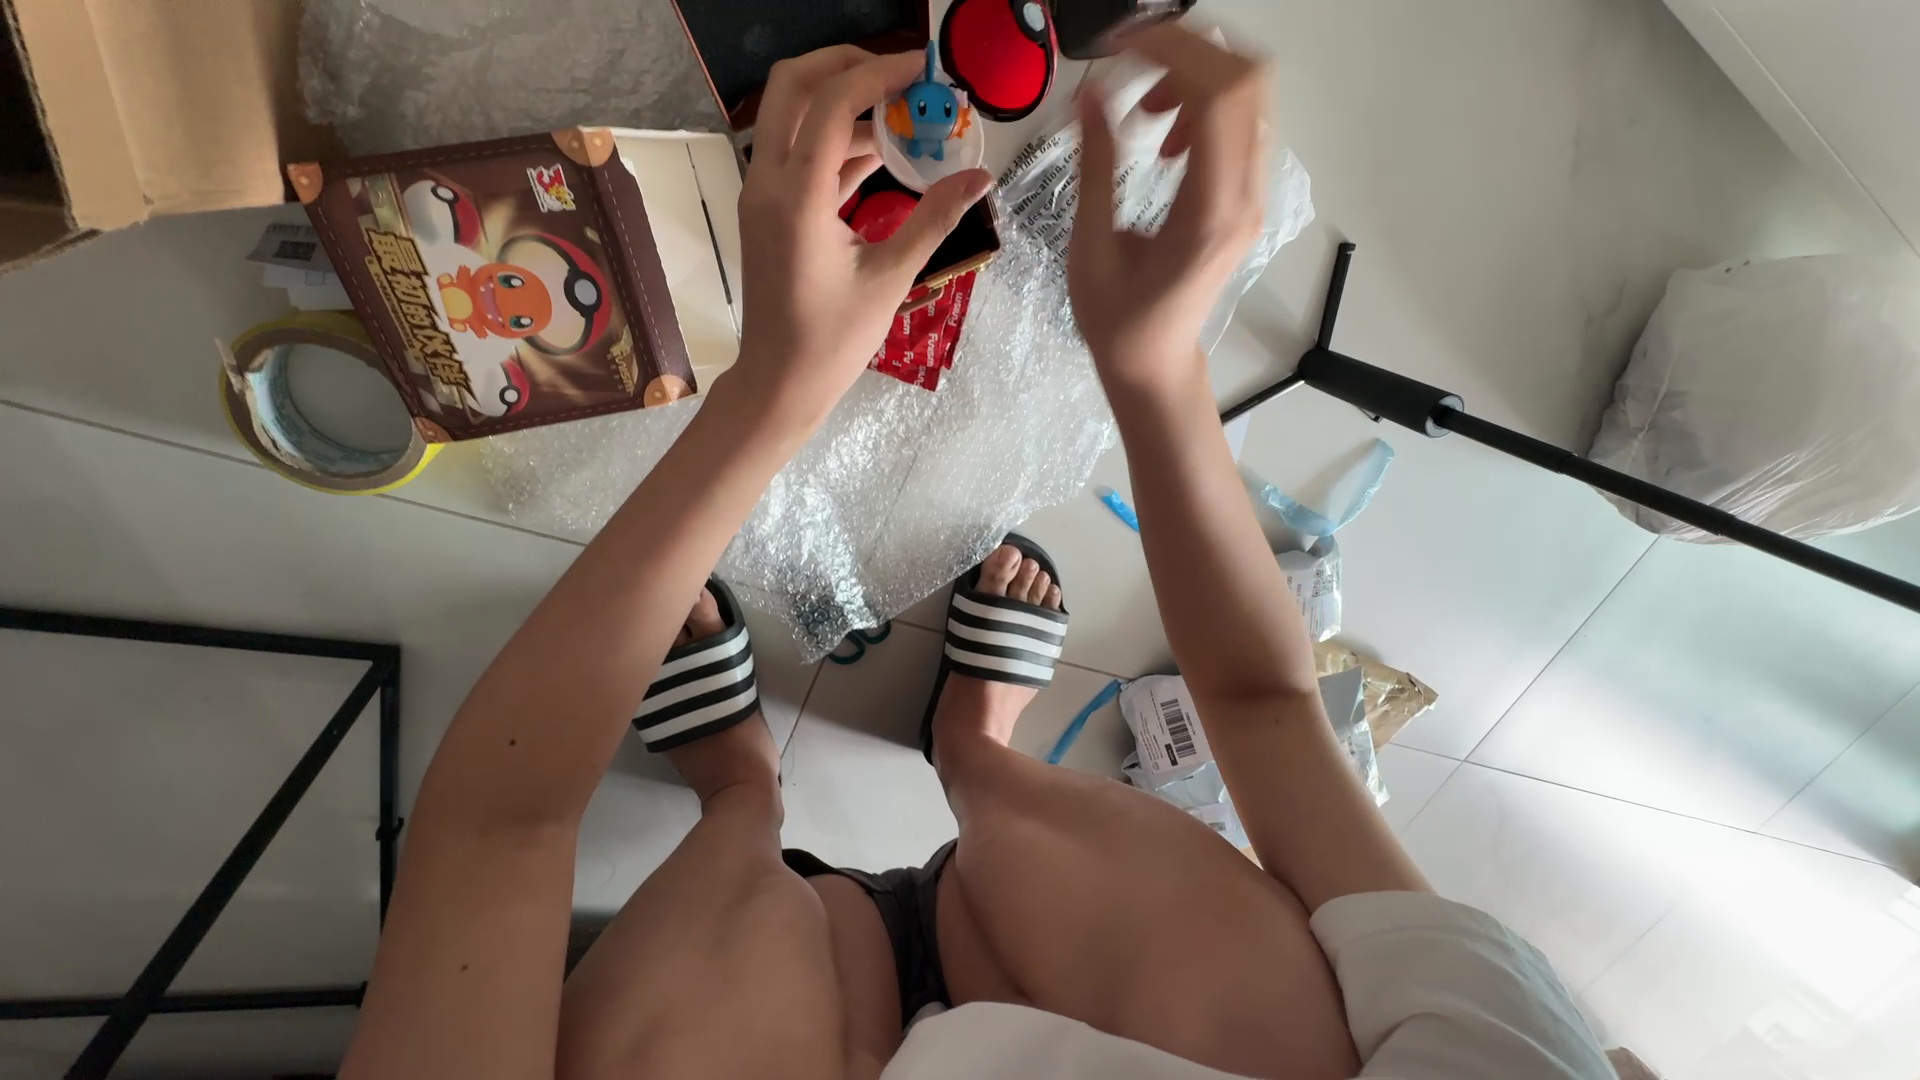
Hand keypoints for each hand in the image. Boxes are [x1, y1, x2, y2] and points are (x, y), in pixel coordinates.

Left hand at [731, 47, 992, 423]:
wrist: (782, 380)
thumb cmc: (834, 340)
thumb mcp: (891, 278)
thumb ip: (934, 220)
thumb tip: (980, 179)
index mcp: (797, 198)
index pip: (831, 104)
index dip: (878, 75)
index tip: (921, 70)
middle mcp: (768, 183)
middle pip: (792, 84)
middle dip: (845, 66)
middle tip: (899, 77)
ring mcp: (761, 194)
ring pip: (791, 115)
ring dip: (841, 104)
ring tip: (902, 117)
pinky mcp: (767, 210)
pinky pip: (797, 154)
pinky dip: (833, 142)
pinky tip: (880, 154)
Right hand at [1068, 25, 1268, 398]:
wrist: (1155, 363)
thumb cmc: (1117, 323)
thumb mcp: (1091, 250)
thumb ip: (1095, 169)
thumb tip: (1090, 95)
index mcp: (1208, 213)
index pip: (1219, 95)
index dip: (1172, 52)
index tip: (1118, 52)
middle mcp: (1245, 197)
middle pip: (1248, 79)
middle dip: (1188, 53)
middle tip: (1131, 75)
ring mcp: (1252, 196)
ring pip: (1250, 95)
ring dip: (1196, 79)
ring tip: (1145, 112)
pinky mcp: (1246, 197)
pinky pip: (1242, 123)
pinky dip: (1205, 106)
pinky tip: (1167, 139)